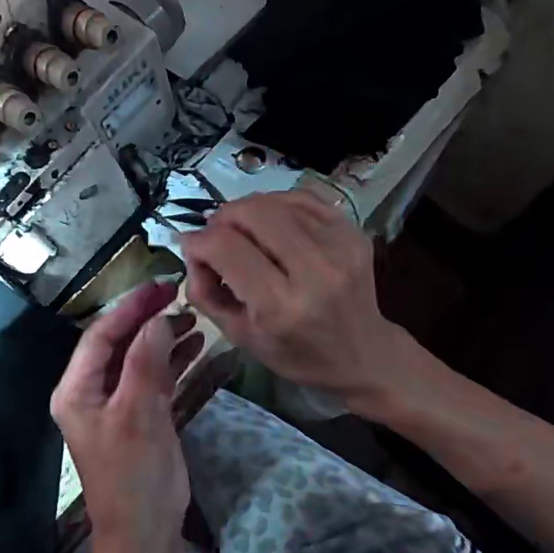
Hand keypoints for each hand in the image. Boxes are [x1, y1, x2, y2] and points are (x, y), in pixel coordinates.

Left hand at [50, 280, 191, 552]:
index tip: (159, 286)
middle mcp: (91, 391)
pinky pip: (154, 377)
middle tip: (180, 296)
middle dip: (148, 319)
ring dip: (163, 337)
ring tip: (193, 319)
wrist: (144, 532)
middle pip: (119, 342)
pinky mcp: (139, 416)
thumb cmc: (134, 475)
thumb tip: (158, 318)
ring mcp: (116, 403)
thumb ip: (145, 362)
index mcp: (77, 389)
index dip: (129, 308)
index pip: (100, 335)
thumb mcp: (138, 414)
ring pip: (139, 358)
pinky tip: (196, 346)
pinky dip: (173, 361)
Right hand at [179, 191, 443, 417]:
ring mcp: (339, 248)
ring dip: (247, 210)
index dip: (198, 241)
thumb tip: (192, 249)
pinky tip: (269, 222)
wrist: (362, 354)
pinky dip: (276, 204)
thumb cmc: (295, 353)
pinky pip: (302, 198)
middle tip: (215, 234)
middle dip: (221, 218)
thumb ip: (206, 293)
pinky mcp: (353, 232)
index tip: (191, 247)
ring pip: (275, 202)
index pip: (226, 248)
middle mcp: (314, 273)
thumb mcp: (239, 336)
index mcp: (280, 308)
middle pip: (252, 214)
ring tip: (240, 229)